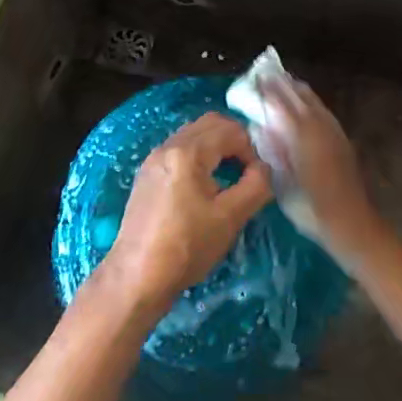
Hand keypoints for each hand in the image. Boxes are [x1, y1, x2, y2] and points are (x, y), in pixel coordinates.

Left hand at [103, 113, 272, 308]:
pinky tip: (204, 187)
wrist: (137, 276)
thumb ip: (256, 186)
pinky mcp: (146, 175)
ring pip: (192, 135)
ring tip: (228, 178)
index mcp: (187, 153)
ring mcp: (153, 160)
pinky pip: (179, 151)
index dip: (251, 149)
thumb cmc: (187, 246)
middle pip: (209, 124)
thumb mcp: (231, 217)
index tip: (257, 176)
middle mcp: (167, 147)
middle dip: (234, 141)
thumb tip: (264, 168)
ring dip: (215, 148)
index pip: (230, 130)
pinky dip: (198, 157)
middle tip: (246, 169)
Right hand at [254, 76, 388, 271]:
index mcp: (300, 135)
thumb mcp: (282, 182)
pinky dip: (309, 102)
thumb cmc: (311, 208)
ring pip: (313, 101)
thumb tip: (261, 126)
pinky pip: (322, 110)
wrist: (351, 222)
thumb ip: (273, 149)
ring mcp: (333, 131)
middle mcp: (318, 126)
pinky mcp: (342, 138)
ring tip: (282, 83)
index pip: (279, 103)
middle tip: (265, 75)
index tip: (253, 79)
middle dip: (281, 84)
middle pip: (299, 96)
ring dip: (296, 90)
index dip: (266, 90)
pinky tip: (304, 105)